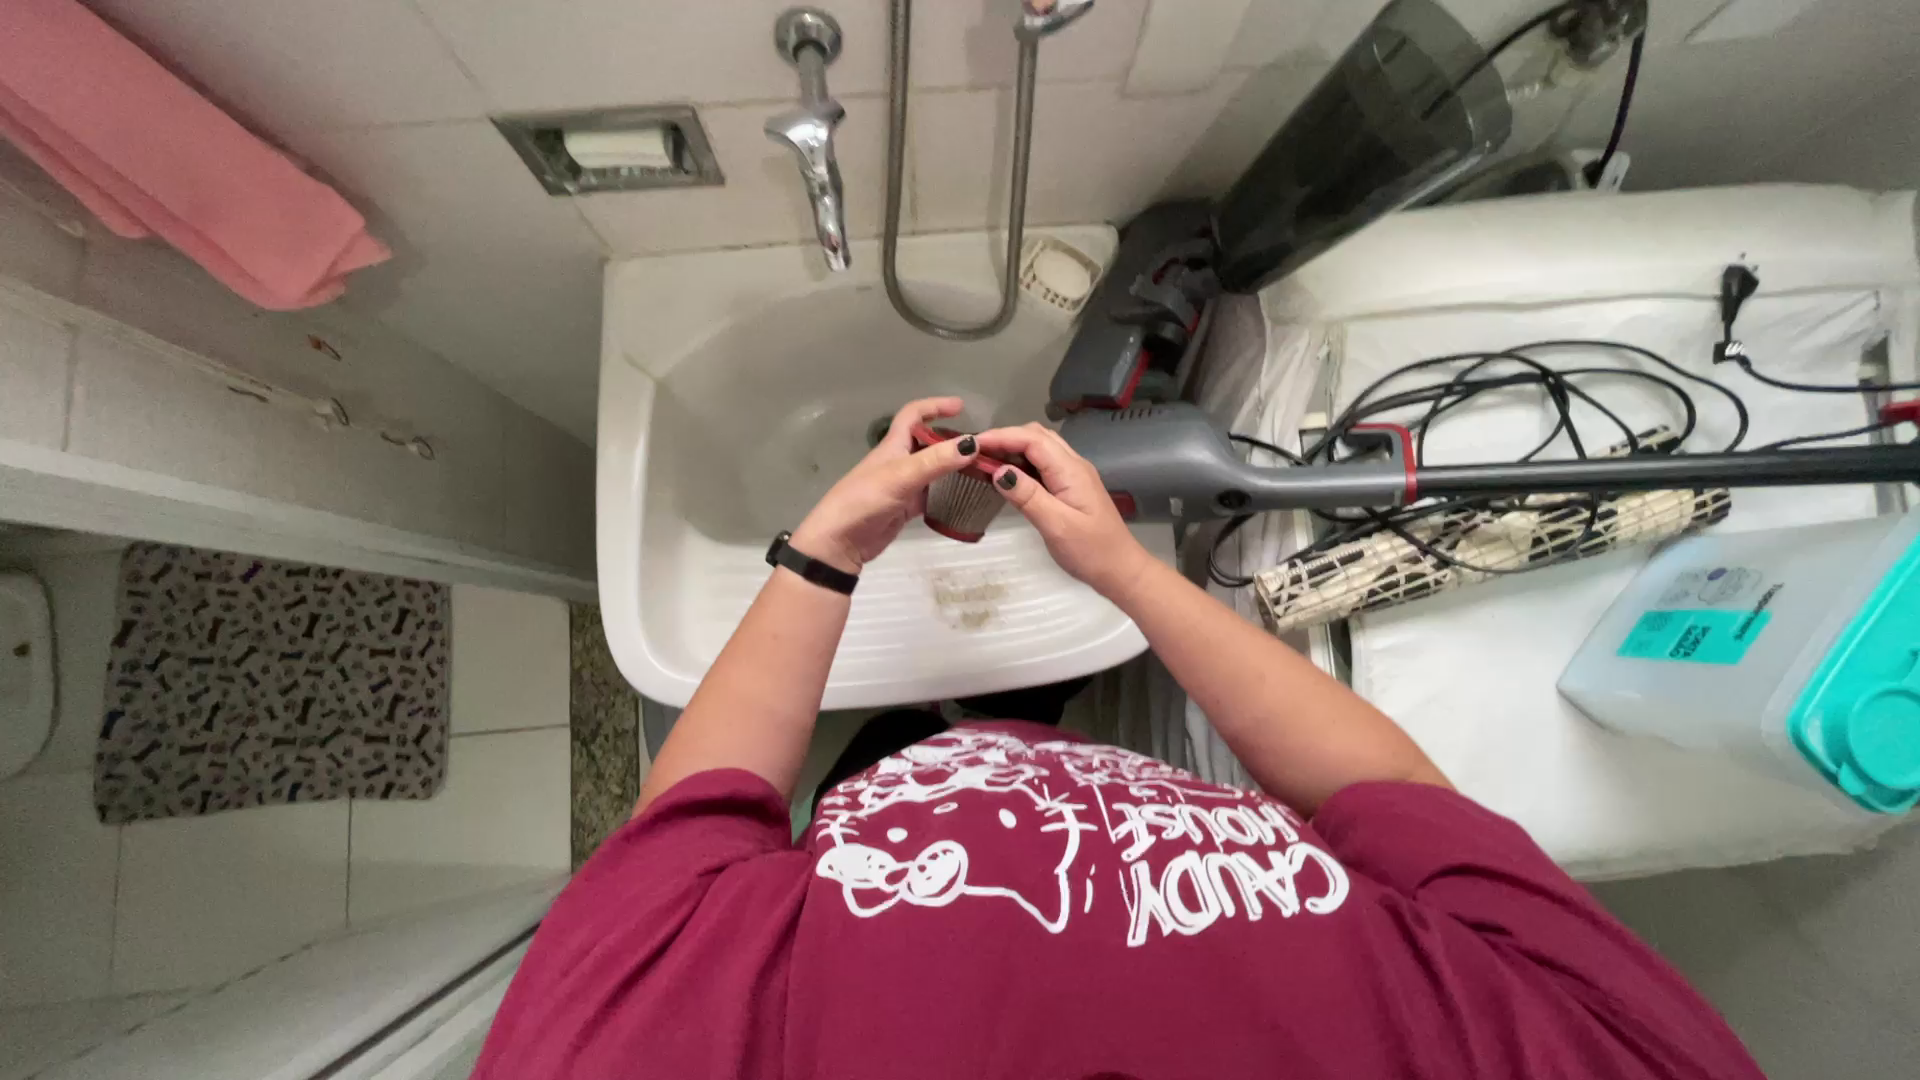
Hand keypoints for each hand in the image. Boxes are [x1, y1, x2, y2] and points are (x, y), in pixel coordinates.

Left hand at [789, 397, 980, 573]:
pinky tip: (966, 499)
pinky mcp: (905, 508)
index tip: (960, 407)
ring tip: (982, 472)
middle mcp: (899, 461)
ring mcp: (903, 486)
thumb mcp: (902, 476)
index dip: (935, 406)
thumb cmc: (864, 500)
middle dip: (952, 440)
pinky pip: (932, 496)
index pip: (914, 415)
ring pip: (934, 470)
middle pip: (929, 443)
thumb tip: (972, 444)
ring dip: (954, 468)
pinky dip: (948, 495)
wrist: (840, 542)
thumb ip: (936, 461)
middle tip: (981, 448)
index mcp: (894, 445)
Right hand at [974, 422, 1152, 595]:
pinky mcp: (1070, 488)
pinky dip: (1021, 463)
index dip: (1001, 436)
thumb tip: (998, 471)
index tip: (972, 446)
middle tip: (974, 454)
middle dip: (1004, 438)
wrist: (1120, 570)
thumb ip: (1028, 496)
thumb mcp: (1056, 526)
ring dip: (1012, 449)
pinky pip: (1043, 465)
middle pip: (1036, 436)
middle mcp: (1073, 465)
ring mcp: (1073, 476)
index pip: (1032, 439)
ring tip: (985, 462)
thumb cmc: (1091, 551)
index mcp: (1070, 470)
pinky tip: (1006, 477)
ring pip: (1040, 448)